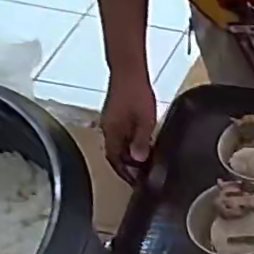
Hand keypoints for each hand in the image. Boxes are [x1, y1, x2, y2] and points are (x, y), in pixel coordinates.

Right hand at [101, 70, 156, 184]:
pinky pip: (122, 135)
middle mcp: (108, 129)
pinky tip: (143, 145)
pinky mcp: (116, 114)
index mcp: (112, 132)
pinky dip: (130, 144)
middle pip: (116, 155)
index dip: (125, 174)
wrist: (129, 69)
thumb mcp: (144, 121)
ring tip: (145, 164)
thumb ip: (141, 141)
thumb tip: (138, 160)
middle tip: (143, 176)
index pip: (114, 160)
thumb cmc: (136, 93)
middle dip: (128, 168)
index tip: (136, 184)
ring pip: (119, 145)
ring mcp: (111, 121)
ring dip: (130, 156)